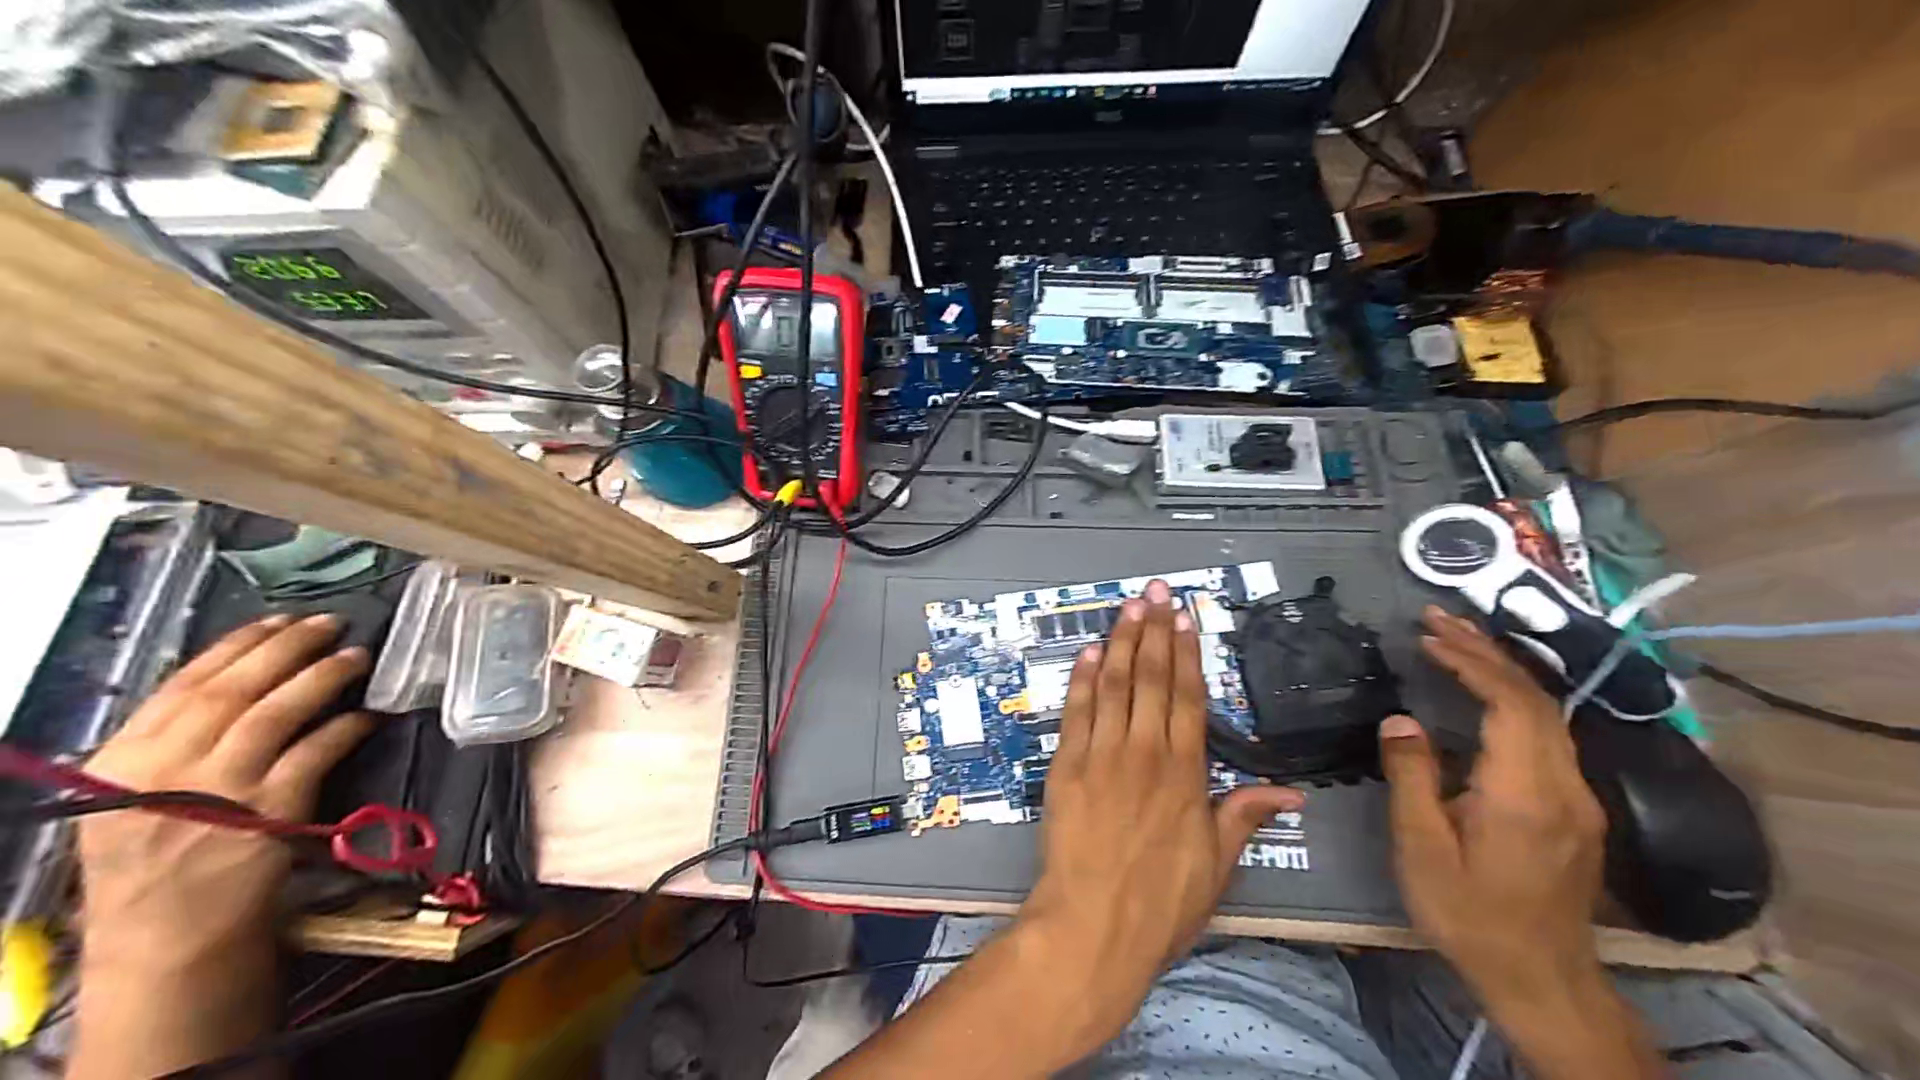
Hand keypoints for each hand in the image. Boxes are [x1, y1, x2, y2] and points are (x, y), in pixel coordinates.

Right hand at [78, 613, 374, 966]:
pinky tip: (369, 714)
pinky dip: (345, 728)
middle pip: (233, 690)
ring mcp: (217, 791)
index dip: (240, 645)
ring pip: (276, 714)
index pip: (185, 684)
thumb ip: (176, 741)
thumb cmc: (158, 861)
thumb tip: (243, 679)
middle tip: (331, 622)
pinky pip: (317, 754)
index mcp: (120, 760)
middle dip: (287, 648)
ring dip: (322, 677)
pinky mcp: (268, 813)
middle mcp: (162, 768)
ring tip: (358, 654)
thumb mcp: (136, 796)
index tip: (280, 619)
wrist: (168, 938)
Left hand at [1017, 579, 1304, 1045]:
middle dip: (1153, 631)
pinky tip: (1089, 652)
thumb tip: (1291, 792)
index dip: (1186, 652)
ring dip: (1120, 642)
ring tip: (1127, 608)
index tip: (1185, 618)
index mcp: (1184, 771)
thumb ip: (1244, 816)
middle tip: (1155, 593)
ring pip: (1113, 685)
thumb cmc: (1160, 901)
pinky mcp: (1066, 764)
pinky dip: (1083, 679)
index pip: (1187, 696)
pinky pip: (1076, 712)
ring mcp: (1101, 754)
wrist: (1093, 925)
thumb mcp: (1216, 865)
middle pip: (1150, 678)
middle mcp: (1143, 751)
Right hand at [1379, 607, 1608, 1007]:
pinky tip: (1485, 689)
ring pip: (1547, 714)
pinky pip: (1547, 734)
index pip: (1511, 705)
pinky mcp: (1574, 808)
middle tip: (1437, 618)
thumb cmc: (1467, 911)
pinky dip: (1513, 698)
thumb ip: (1413, 777)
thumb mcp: (1421, 847)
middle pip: (1535, 699)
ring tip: (1456, 640)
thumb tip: (1400, 719)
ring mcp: (1577, 797)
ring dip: (1502, 670)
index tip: (1428, 636)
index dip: (1471, 662)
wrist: (1539, 976)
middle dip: (1486, 651)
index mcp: (1525, 793)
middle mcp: (1564, 786)